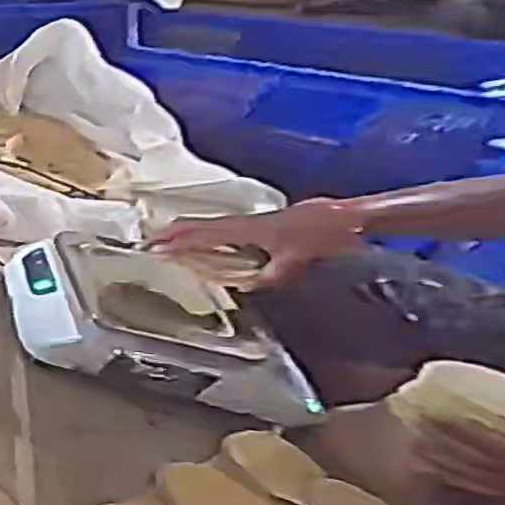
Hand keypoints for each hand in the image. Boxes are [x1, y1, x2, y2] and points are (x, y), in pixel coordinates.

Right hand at [148, 198, 363, 287]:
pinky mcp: (264, 223)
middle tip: (151, 241)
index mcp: (246, 230)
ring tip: (170, 239)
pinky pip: (225, 228)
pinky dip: (208, 233)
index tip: (153, 246)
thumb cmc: (324, 237)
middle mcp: (245, 223)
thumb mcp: (296, 261)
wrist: (354, 217)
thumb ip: (270, 274)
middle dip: (174, 233)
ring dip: (189, 232)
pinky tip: (208, 241)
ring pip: (212, 226)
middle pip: (201, 226)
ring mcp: (254, 221)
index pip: (202, 234)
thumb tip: (248, 286)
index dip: (177, 240)